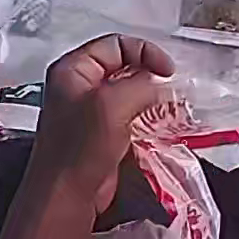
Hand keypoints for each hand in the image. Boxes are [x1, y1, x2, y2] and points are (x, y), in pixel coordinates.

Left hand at [26, 35, 175, 215]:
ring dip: (151, 98)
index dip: (144, 52)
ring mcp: (90, 111)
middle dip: (149, 75)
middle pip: (123, 67)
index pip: (115, 45)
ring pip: (128, 93)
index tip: (168, 70)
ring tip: (171, 106)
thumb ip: (141, 85)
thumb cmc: (81, 147)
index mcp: (73, 70)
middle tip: (170, 88)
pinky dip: (147, 117)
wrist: (68, 194)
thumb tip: (161, 84)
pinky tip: (161, 124)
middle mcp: (79, 86)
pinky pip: (129, 116)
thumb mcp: (113, 104)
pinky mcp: (102, 134)